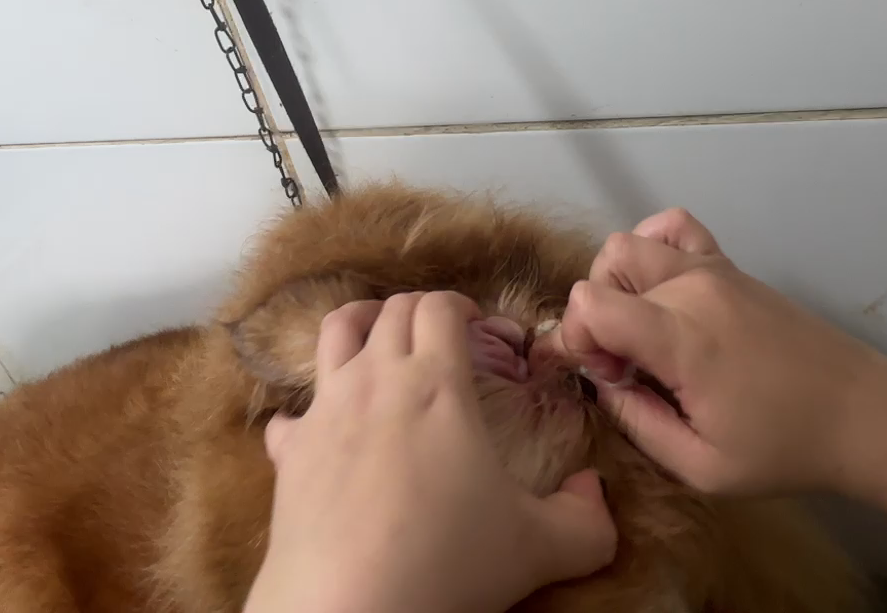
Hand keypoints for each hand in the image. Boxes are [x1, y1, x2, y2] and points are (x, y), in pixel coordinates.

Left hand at [246, 292, 615, 612]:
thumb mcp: (539, 547)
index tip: (474, 324)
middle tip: (436, 334)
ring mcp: (327, 406)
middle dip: (417, 309)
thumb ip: (586, 520)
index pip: (439, 306)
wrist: (349, 607)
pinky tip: (319, 431)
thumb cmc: (450, 561)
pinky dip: (307, 411)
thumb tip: (595, 492)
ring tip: (376, 339)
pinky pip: (293, 412)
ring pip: (336, 330)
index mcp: (435, 382)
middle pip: (393, 310)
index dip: (458, 304)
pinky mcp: (291, 446)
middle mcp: (376, 376)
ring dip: (360, 322)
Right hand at [559, 209, 886, 502]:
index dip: (577, 339)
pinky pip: (672, 226)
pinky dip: (652, 245)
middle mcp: (690, 288)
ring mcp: (711, 268)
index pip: (589, 303)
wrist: (870, 418)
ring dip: (615, 285)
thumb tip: (603, 382)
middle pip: (601, 276)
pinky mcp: (729, 264)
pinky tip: (663, 286)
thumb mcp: (702, 467)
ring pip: (624, 246)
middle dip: (596, 323)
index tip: (609, 376)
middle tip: (630, 365)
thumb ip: (636, 422)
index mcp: (681, 338)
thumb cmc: (786, 449)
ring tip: (643, 327)